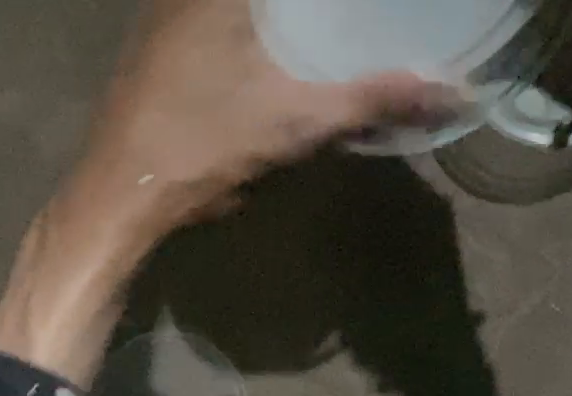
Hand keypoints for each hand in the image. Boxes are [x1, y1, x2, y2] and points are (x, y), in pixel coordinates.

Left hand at [79, 0, 446, 234]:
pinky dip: (244, 32)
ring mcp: (160, 20)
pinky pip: (209, 23)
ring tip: (319, 27)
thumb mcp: (293, 121)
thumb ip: (371, 100)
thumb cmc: (200, 148)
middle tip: (350, 16)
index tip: (356, 9)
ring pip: (226, 10)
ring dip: (274, 19)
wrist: (117, 200)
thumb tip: (453, 93)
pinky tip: (265, 54)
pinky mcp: (151, 55)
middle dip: (305, 12)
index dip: (327, 2)